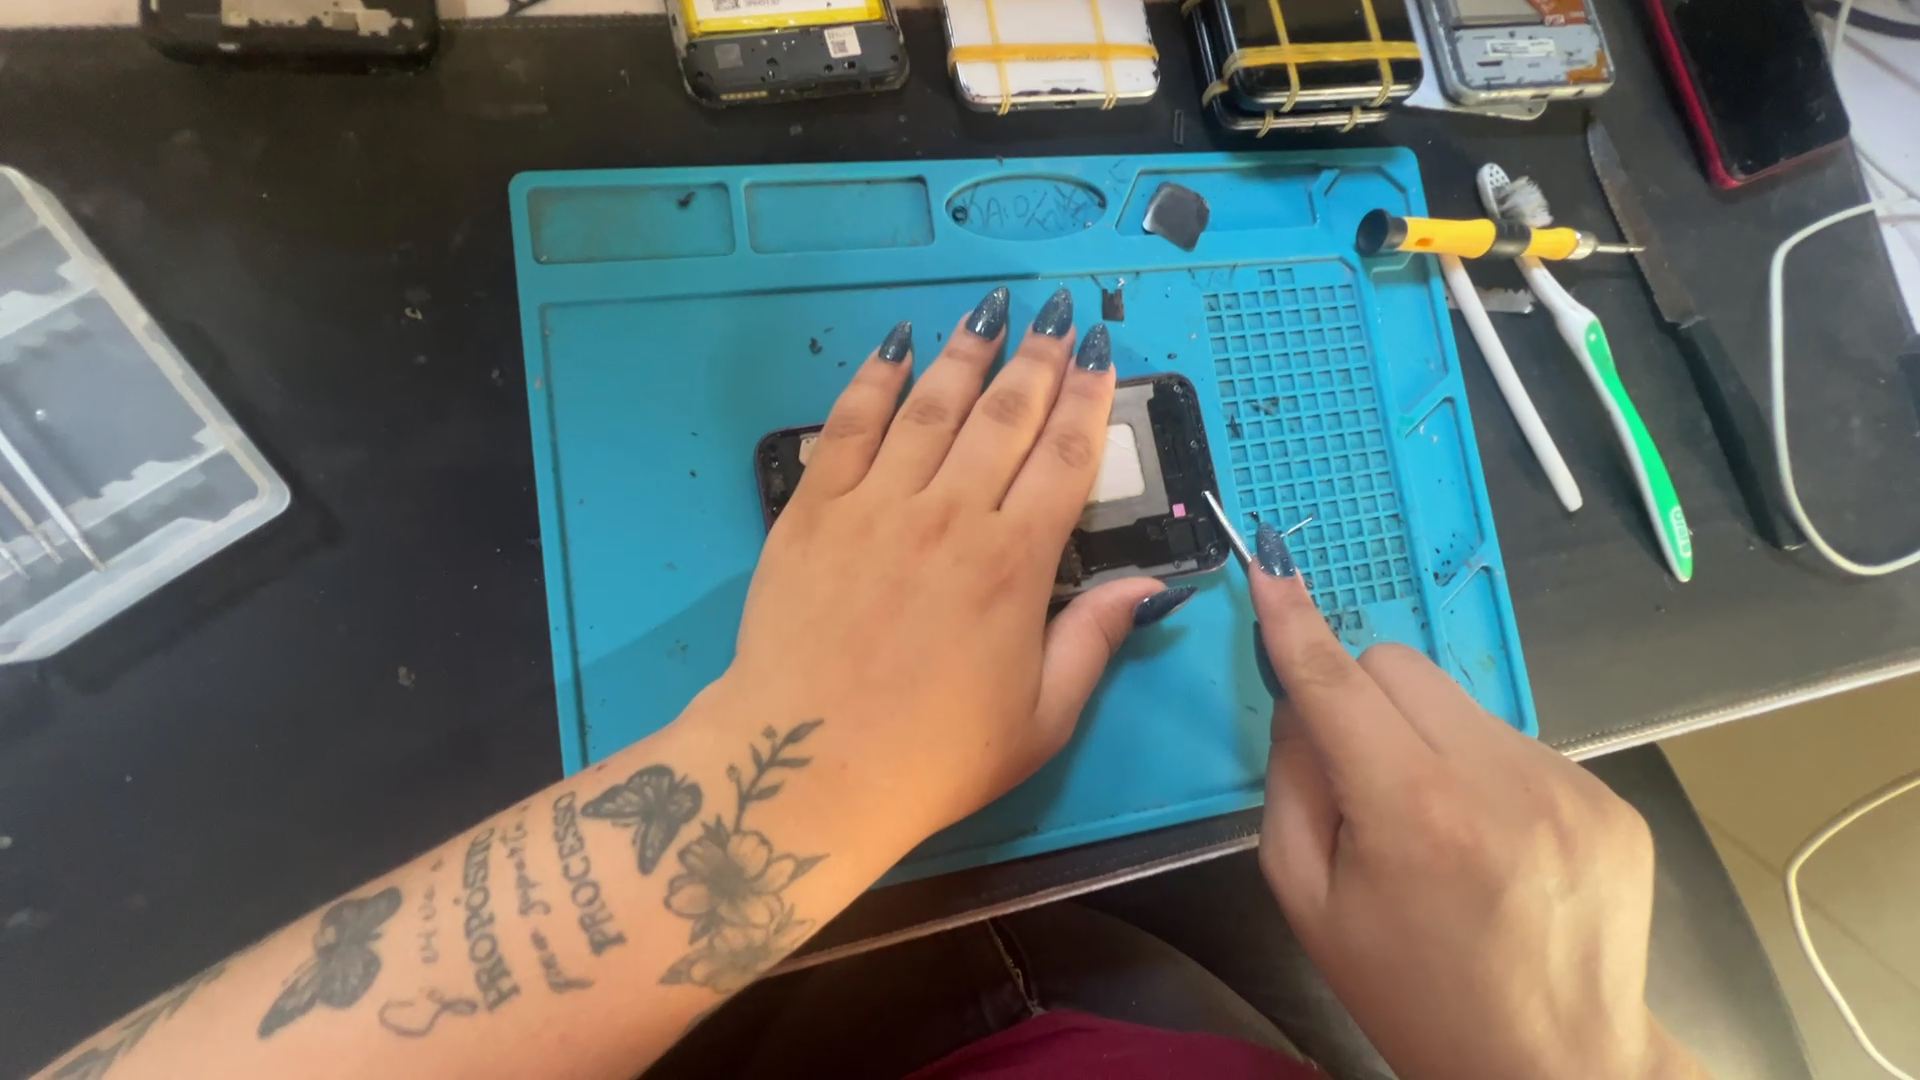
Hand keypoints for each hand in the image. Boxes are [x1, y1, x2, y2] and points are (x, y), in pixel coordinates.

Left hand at [717, 288, 1175, 841]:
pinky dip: (875, 379)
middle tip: (1059, 316)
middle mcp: (950, 516)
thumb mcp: (1040, 721)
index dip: (1091, 400)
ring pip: (932, 407)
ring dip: (967, 353)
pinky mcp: (814, 509)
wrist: (806, 768)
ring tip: (991, 309)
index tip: (1104, 355)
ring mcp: (876, 505)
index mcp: (1014, 565)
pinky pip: (849, 425)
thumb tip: (1152, 587)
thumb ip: (1095, 643)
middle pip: (1006, 417)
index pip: (1066, 459)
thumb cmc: (933, 757)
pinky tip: (897, 345)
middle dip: (1039, 360)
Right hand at [1248, 531, 1703, 1079]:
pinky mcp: (1605, 795)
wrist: (1556, 1068)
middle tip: (1355, 765)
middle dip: (1357, 691)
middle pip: (1396, 664)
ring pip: (1449, 695)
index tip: (1270, 571)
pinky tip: (1483, 830)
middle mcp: (1498, 782)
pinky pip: (1502, 733)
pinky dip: (1468, 759)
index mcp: (1412, 814)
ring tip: (1430, 813)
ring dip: (1416, 728)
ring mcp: (1566, 784)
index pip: (1335, 686)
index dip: (1294, 624)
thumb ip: (1290, 779)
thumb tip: (1304, 703)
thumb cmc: (1402, 986)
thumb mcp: (1303, 891)